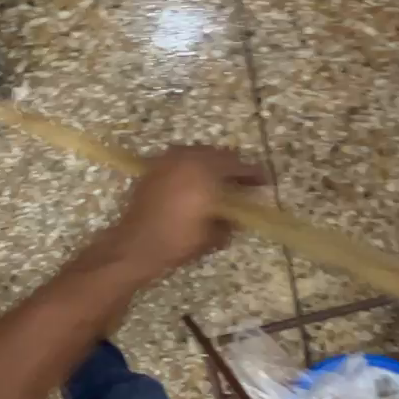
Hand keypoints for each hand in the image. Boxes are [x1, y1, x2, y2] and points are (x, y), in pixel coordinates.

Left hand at [99, 146, 265, 280]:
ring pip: (198, 153)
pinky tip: (194, 181)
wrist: (134, 245)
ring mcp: (167, 161)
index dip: (254, 173)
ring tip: (219, 181)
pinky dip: (191, 166)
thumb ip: (230, 220)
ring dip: (212, 163)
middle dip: (233, 166)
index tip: (263, 182)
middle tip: (243, 182)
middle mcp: (187, 160)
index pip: (238, 165)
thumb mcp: (212, 235)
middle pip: (218, 154)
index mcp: (206, 173)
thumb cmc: (177, 242)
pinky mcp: (152, 168)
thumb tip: (236, 214)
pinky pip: (179, 159)